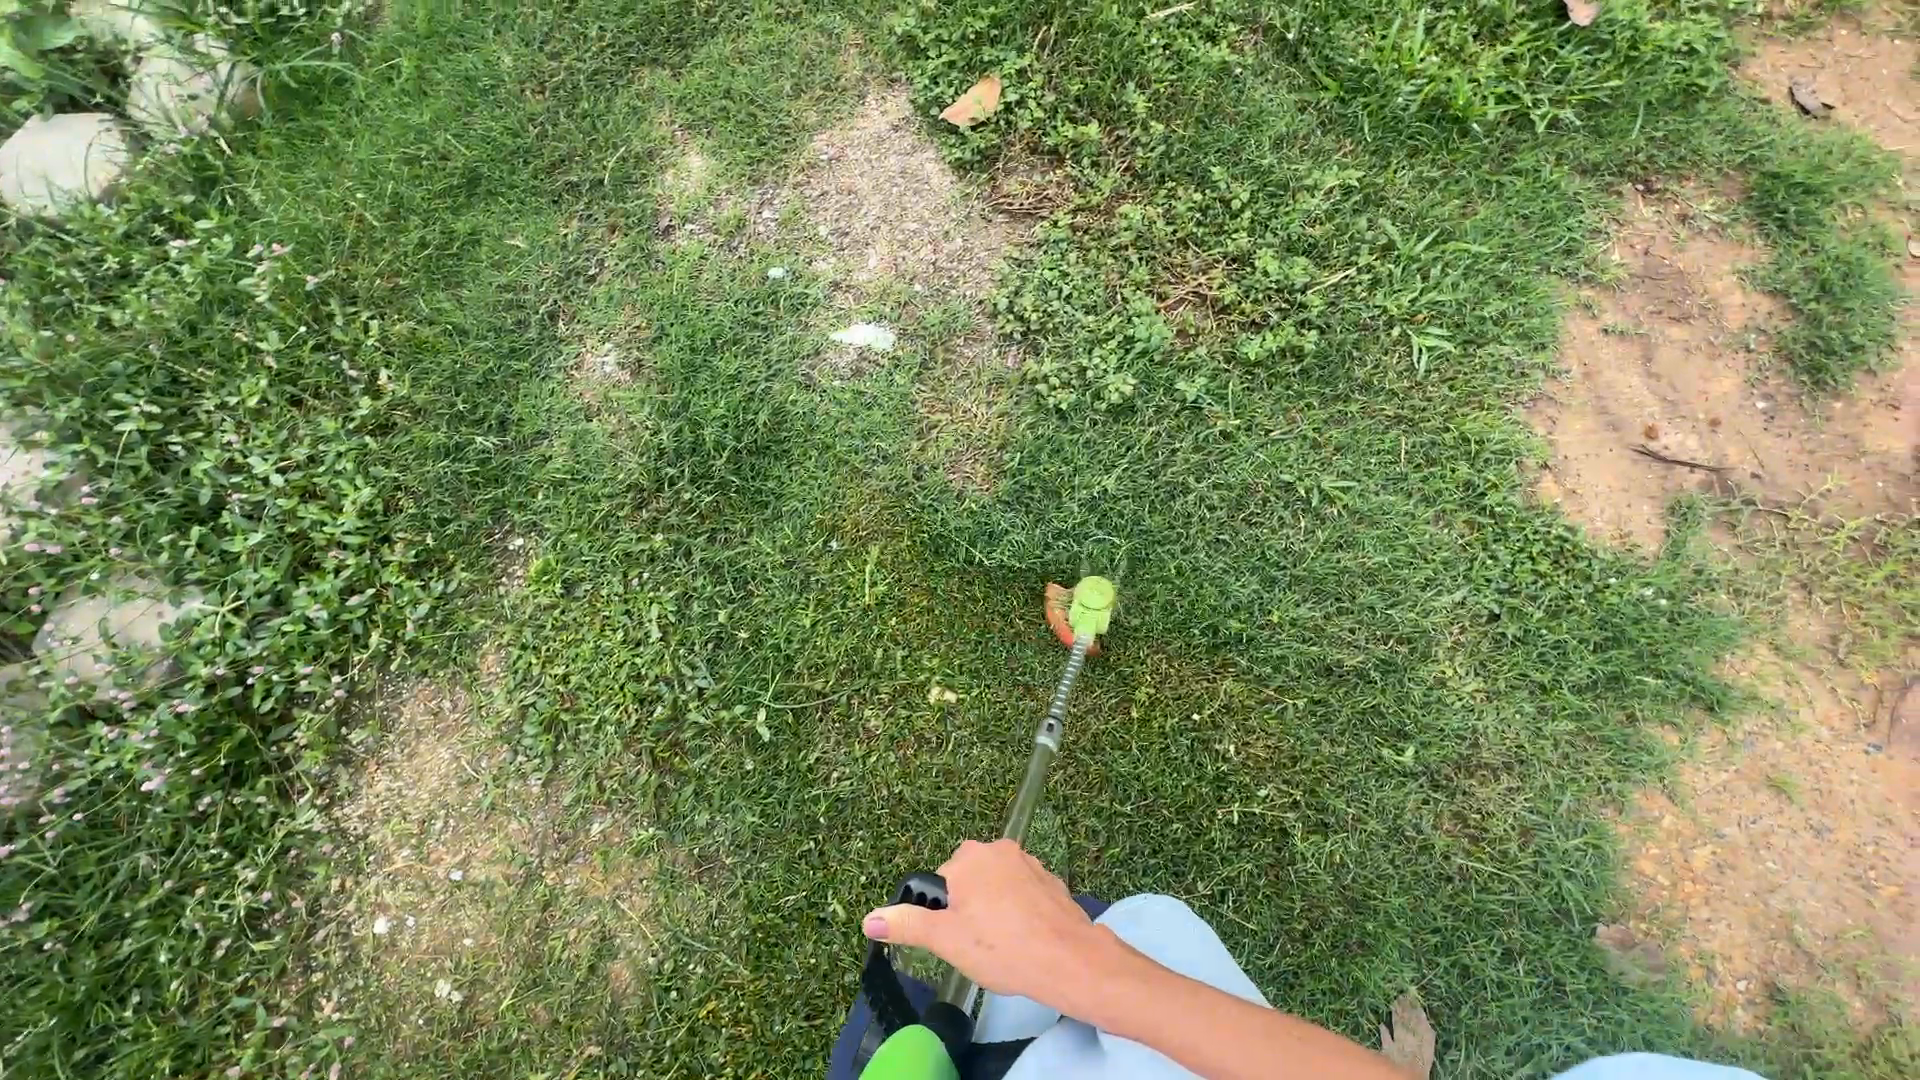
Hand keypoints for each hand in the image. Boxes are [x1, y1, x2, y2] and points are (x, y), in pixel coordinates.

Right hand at [862, 838, 1109, 1007]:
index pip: (942, 882)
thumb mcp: (945, 940)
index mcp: (968, 857)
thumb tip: (869, 919)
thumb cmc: (1001, 947)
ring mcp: (1028, 861)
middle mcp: (998, 849)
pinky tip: (1025, 937)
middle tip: (977, 942)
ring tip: (1003, 943)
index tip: (957, 937)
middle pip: (969, 879)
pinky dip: (1019, 910)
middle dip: (969, 908)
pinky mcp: (1051, 879)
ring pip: (997, 885)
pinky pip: (1023, 892)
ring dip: (995, 907)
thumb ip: (907, 925)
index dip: (944, 913)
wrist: (1067, 958)